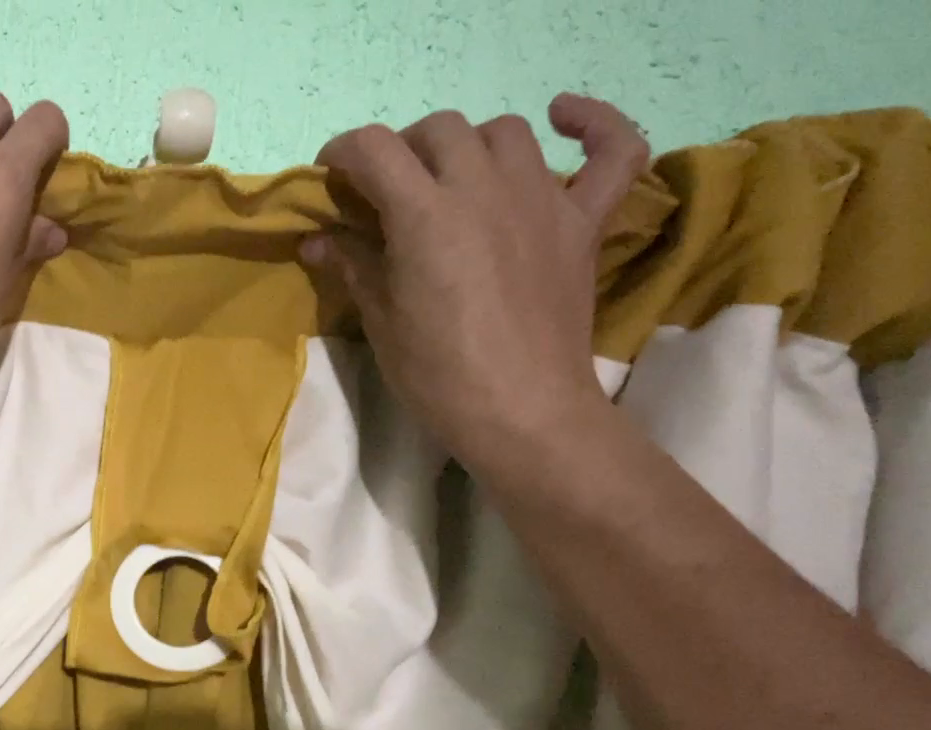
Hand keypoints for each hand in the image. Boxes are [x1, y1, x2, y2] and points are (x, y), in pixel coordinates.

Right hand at [302, 94, 650, 470]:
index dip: (343, 153)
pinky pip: (613, 149)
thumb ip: (352, 265)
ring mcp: (543, 198)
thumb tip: (317, 240)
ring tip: (451, 179)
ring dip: (467, 145)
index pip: (375, 149)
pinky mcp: (584, 220)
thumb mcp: (380, 320)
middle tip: (385, 190)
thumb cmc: (436, 373)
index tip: (330, 176)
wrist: (520, 411)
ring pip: (504, 132)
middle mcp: (484, 188)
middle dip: (402, 149)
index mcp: (425, 214)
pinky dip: (594, 124)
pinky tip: (562, 118)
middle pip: (439, 130)